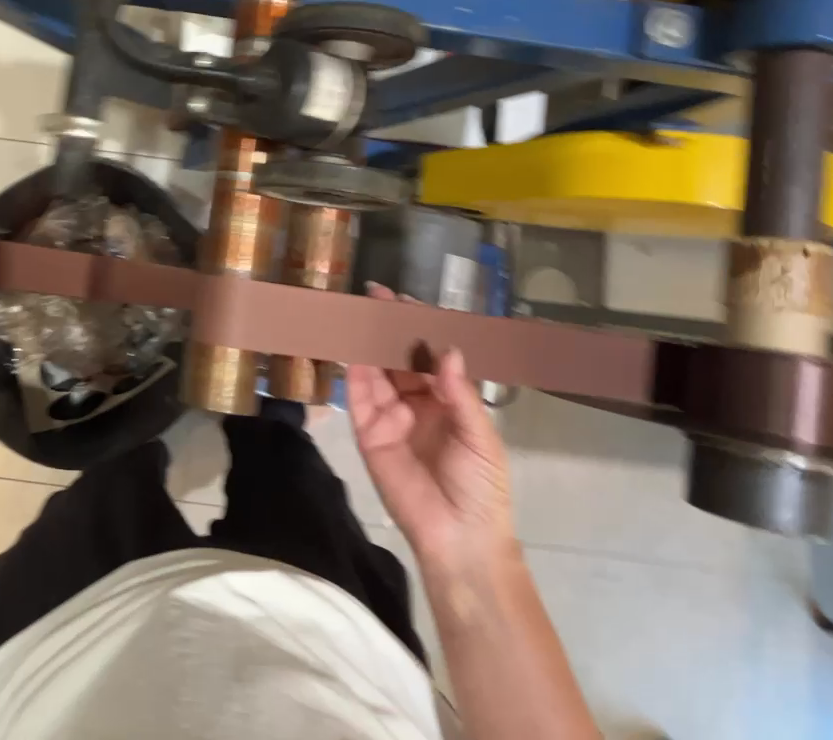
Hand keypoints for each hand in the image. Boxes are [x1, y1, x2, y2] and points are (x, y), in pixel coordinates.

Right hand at [348, 283, 515, 577]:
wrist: (459, 537)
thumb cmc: (482, 487)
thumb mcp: (481, 437)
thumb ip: (461, 393)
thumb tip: (448, 349)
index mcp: (448, 400)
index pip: (429, 356)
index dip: (418, 328)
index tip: (405, 301)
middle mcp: (416, 402)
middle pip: (397, 358)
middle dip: (386, 328)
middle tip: (374, 296)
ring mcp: (389, 416)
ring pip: (375, 371)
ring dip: (366, 343)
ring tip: (357, 312)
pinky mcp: (368, 433)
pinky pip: (358, 398)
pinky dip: (352, 372)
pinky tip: (350, 347)